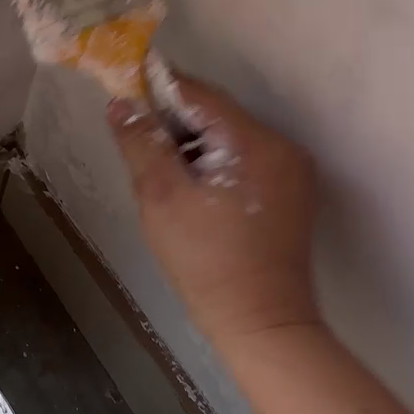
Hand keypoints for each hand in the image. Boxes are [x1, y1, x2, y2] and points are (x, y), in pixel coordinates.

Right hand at [107, 71, 319, 348]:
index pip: (198, 94)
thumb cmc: (205, 258)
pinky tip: (190, 188)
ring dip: (191, 142)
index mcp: (253, 142)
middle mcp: (281, 147)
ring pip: (227, 135)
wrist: (261, 324)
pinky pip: (242, 157)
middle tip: (136, 141)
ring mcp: (291, 171)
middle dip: (172, 121)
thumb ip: (140, 141)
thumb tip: (121, 102)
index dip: (156, 89)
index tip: (122, 93)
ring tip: (160, 171)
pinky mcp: (290, 193)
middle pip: (215, 113)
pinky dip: (212, 161)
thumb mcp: (160, 194)